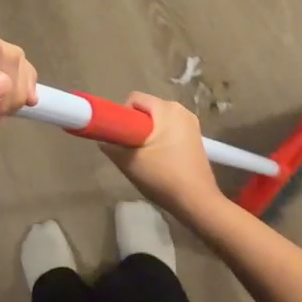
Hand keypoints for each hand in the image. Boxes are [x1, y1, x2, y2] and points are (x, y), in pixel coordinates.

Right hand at [104, 93, 223, 215]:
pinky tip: (160, 161)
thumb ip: (111, 146)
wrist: (197, 203)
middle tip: (131, 150)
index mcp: (167, 109)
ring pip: (158, 121)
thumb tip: (104, 140)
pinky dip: (160, 140)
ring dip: (147, 135)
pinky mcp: (196, 137)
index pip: (134, 99)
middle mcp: (181, 110)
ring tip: (145, 159)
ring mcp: (192, 124)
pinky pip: (169, 130)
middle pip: (146, 110)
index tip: (121, 138)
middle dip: (135, 127)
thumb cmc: (163, 177)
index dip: (122, 116)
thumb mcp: (129, 162)